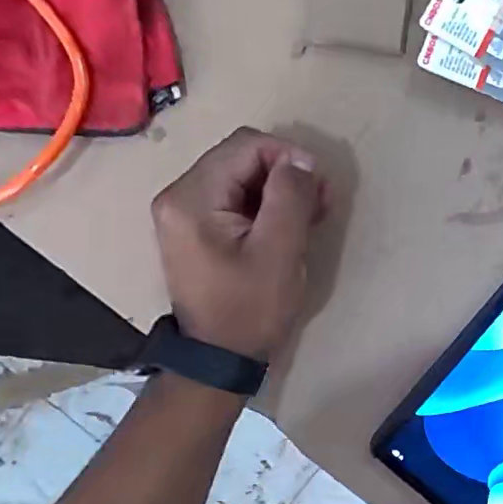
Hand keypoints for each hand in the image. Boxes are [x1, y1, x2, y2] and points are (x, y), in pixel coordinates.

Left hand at [151, 128, 328, 360]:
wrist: (223, 356)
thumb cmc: (252, 307)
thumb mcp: (280, 251)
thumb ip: (290, 198)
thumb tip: (303, 160)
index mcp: (192, 198)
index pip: (246, 147)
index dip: (290, 157)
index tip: (322, 187)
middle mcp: (180, 196)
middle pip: (241, 159)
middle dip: (287, 173)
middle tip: (323, 202)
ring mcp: (186, 213)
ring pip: (242, 178)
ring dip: (281, 190)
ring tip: (313, 215)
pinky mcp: (198, 229)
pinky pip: (236, 199)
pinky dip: (267, 205)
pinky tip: (291, 225)